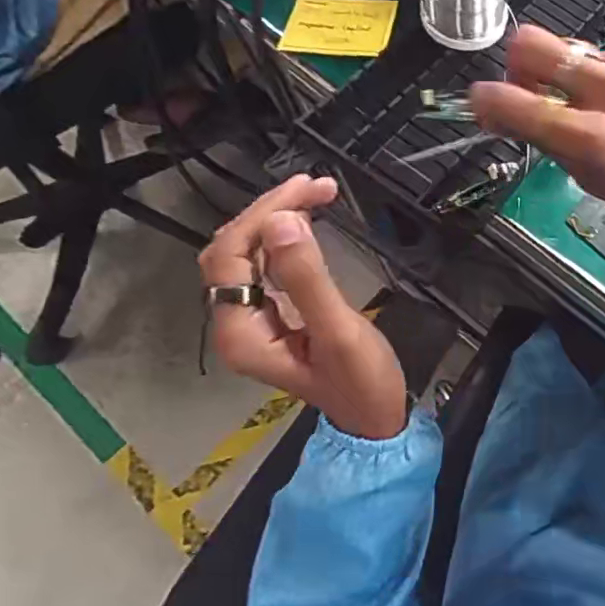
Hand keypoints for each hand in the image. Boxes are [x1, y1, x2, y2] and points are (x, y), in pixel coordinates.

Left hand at [198, 175, 407, 439]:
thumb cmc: (361, 383)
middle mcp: (235, 324)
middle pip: (232, 250)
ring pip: (246, 254)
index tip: (305, 191)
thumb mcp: (339, 332)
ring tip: (315, 194)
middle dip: (268, 212)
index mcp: (241, 332)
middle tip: (315, 186)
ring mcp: (251, 320)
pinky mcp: (270, 316)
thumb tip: (282, 221)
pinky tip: (304, 222)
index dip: (262, 216)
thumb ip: (308, 278)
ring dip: (275, 220)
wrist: (374, 419)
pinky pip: (263, 267)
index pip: (230, 256)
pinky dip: (281, 238)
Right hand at [470, 26, 604, 237]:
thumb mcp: (593, 180)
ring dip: (579, 77)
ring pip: (580, 51)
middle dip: (519, 61)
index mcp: (590, 138)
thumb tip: (519, 113)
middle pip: (534, 44)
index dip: (485, 100)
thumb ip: (552, 142)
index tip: (483, 101)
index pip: (512, 103)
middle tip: (531, 82)